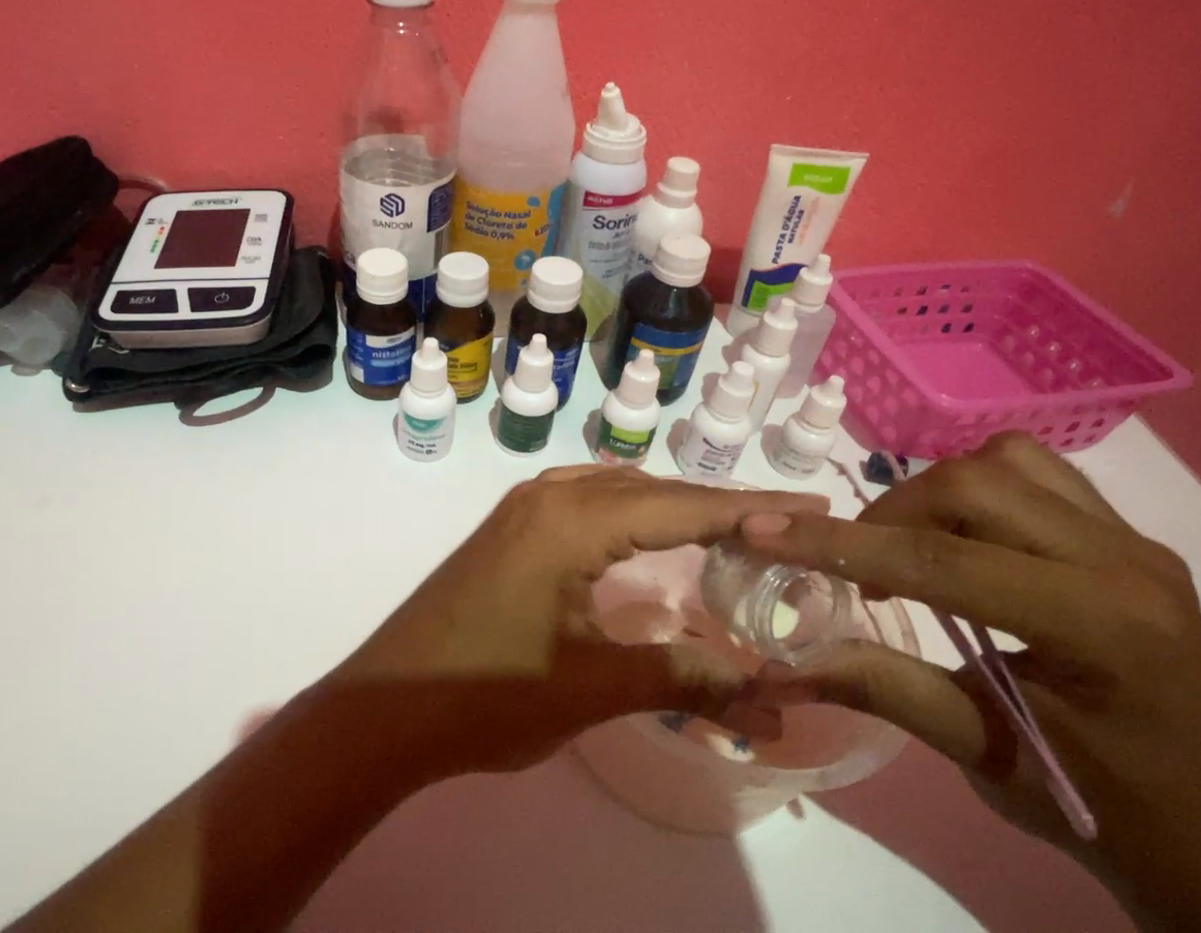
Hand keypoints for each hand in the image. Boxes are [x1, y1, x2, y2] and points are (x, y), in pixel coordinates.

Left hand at [327, 466, 827, 780]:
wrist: (384, 710)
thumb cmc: (486, 696)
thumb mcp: (593, 688)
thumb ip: (684, 677)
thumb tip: (776, 694)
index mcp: (571, 520)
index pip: (683, 506)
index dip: (753, 511)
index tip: (816, 509)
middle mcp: (546, 498)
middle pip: (651, 490)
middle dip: (719, 507)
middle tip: (787, 526)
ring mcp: (519, 512)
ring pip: (614, 492)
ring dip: (671, 507)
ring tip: (731, 530)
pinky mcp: (504, 534)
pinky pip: (583, 504)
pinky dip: (628, 515)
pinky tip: (646, 539)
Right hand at [741, 432, 1200, 931]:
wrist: (1193, 826)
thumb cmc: (1086, 800)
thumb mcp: (973, 747)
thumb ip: (878, 686)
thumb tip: (780, 661)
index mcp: (1095, 625)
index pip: (940, 562)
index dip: (837, 544)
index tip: (760, 530)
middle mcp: (1127, 563)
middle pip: (974, 486)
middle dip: (888, 516)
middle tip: (858, 572)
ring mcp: (1136, 542)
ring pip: (1005, 462)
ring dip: (932, 495)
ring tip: (909, 552)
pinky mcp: (1130, 538)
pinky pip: (1036, 474)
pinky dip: (975, 491)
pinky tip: (961, 540)